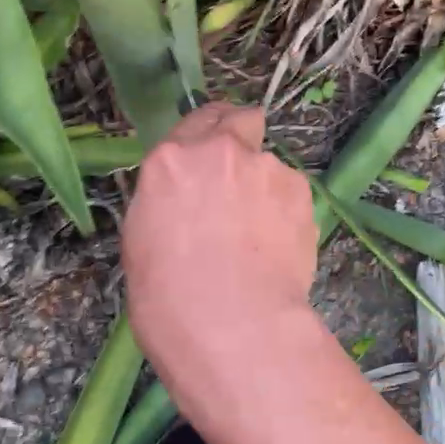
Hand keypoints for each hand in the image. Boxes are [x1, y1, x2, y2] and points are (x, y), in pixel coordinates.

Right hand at [121, 103, 316, 370]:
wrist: (234, 325)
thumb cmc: (169, 298)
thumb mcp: (143, 240)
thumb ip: (169, 198)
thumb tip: (187, 196)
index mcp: (172, 161)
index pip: (196, 121)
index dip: (207, 132)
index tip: (213, 148)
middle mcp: (223, 151)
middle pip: (242, 119)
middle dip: (243, 133)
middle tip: (241, 174)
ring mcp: (267, 167)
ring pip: (269, 165)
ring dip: (264, 187)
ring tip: (258, 237)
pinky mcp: (301, 191)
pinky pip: (291, 193)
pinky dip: (285, 211)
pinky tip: (277, 247)